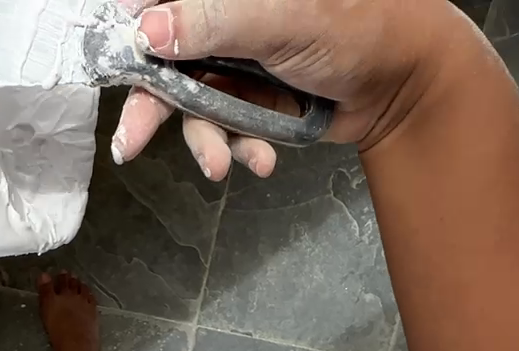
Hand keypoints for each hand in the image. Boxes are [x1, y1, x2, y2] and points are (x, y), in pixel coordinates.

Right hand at [111, 0, 486, 180]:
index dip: (132, 33)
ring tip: (224, 167)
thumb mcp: (282, 20)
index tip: (117, 68)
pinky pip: (222, 132)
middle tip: (130, 146)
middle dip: (151, 111)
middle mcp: (220, 22)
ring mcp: (232, 64)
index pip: (160, 3)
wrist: (401, 84)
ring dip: (205, 144)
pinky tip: (261, 161)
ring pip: (190, 109)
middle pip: (162, 65)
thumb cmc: (356, 27)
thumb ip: (216, 23)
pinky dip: (237, 151)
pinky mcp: (246, 102)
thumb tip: (147, 32)